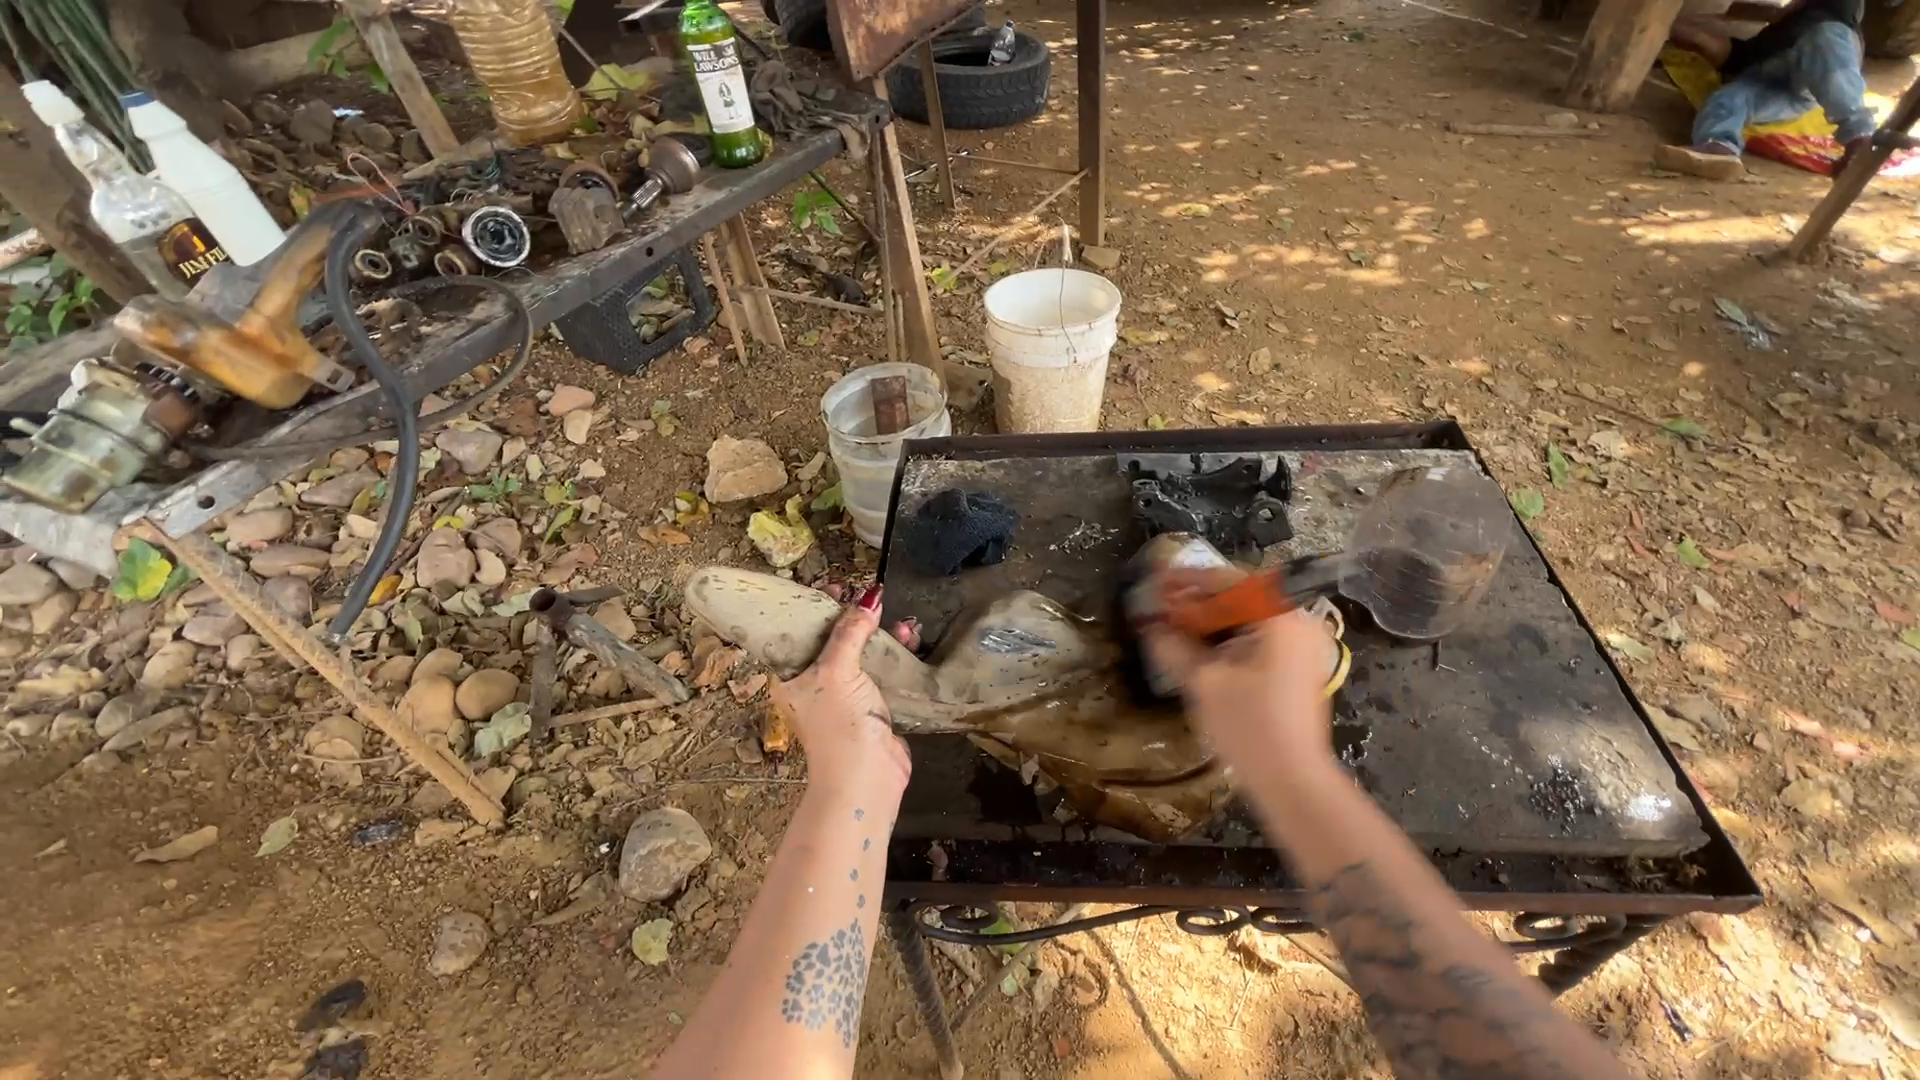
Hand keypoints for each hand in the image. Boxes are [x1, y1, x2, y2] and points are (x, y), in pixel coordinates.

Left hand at [772, 586, 912, 798]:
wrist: (866, 779)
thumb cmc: (839, 724)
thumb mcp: (837, 670)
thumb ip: (850, 631)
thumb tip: (869, 596)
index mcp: (792, 676)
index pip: (800, 630)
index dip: (816, 606)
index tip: (837, 586)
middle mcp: (815, 683)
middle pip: (834, 638)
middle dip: (856, 617)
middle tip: (874, 599)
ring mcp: (845, 695)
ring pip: (861, 653)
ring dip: (881, 634)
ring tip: (901, 621)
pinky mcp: (871, 705)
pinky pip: (881, 670)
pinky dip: (895, 653)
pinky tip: (909, 638)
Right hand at [1141, 569, 1336, 778]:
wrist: (1292, 779)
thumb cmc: (1249, 727)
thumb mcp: (1203, 682)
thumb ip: (1174, 645)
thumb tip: (1151, 624)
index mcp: (1280, 619)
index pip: (1230, 581)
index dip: (1189, 580)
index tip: (1158, 581)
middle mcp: (1297, 623)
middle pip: (1243, 594)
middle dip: (1200, 597)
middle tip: (1164, 602)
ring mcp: (1302, 645)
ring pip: (1250, 616)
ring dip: (1213, 616)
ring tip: (1177, 621)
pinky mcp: (1297, 666)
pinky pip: (1259, 635)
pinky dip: (1230, 635)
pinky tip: (1202, 645)